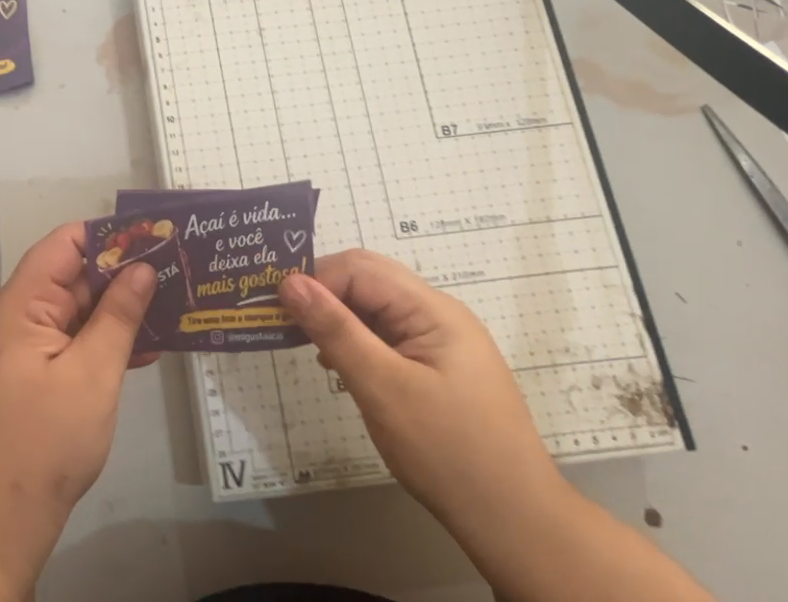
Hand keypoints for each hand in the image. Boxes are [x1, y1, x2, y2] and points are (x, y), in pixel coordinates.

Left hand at [0, 224, 156, 582]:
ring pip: (79, 309)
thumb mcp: (92, 373)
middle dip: (122, 271)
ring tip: (174, 303)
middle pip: (73, 275)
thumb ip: (118, 316)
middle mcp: (20, 316)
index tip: (154, 236)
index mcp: (22, 304)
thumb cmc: (46, 438)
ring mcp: (28, 346)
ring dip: (120, 307)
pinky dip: (107, 339)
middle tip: (177, 268)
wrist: (4, 515)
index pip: (64, 244)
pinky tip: (149, 346)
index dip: (108, 235)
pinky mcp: (38, 374)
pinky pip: (76, 340)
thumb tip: (143, 268)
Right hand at [278, 251, 562, 527]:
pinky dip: (354, 340)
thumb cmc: (446, 450)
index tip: (274, 307)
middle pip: (368, 280)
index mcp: (432, 309)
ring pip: (375, 308)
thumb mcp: (383, 388)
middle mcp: (437, 314)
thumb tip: (290, 282)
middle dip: (322, 291)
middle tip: (280, 318)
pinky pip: (386, 335)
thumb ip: (336, 331)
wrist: (513, 518)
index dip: (315, 280)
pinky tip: (335, 364)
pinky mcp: (436, 367)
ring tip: (300, 341)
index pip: (359, 269)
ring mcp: (439, 341)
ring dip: (336, 316)